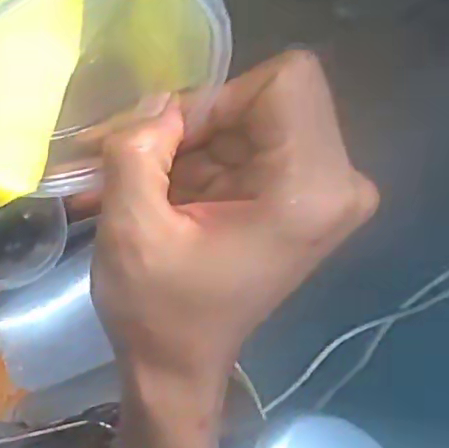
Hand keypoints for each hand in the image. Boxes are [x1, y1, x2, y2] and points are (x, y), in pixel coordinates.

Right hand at [92, 51, 377, 403]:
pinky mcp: (288, 203)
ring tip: (115, 189)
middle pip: (258, 105)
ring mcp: (313, 192)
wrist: (173, 365)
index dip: (210, 102)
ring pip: (238, 128)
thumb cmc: (155, 309)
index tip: (157, 149)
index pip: (283, 82)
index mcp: (309, 187)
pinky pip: (234, 156)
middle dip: (182, 130)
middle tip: (120, 168)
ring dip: (172, 153)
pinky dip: (180, 171)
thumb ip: (137, 156)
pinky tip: (137, 198)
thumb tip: (149, 109)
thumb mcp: (131, 230)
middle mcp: (333, 180)